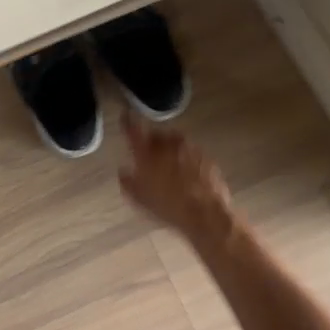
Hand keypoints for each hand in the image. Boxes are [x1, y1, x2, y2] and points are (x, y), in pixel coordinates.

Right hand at [118, 112, 235, 242]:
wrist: (205, 214)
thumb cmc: (167, 207)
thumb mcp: (140, 199)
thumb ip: (128, 182)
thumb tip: (123, 172)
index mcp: (147, 153)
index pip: (133, 130)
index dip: (127, 121)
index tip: (125, 114)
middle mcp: (167, 145)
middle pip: (156, 134)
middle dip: (152, 140)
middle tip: (150, 155)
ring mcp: (188, 148)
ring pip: (175, 140)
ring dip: (170, 148)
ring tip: (169, 165)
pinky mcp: (205, 156)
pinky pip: (191, 151)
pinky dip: (186, 157)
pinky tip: (186, 173)